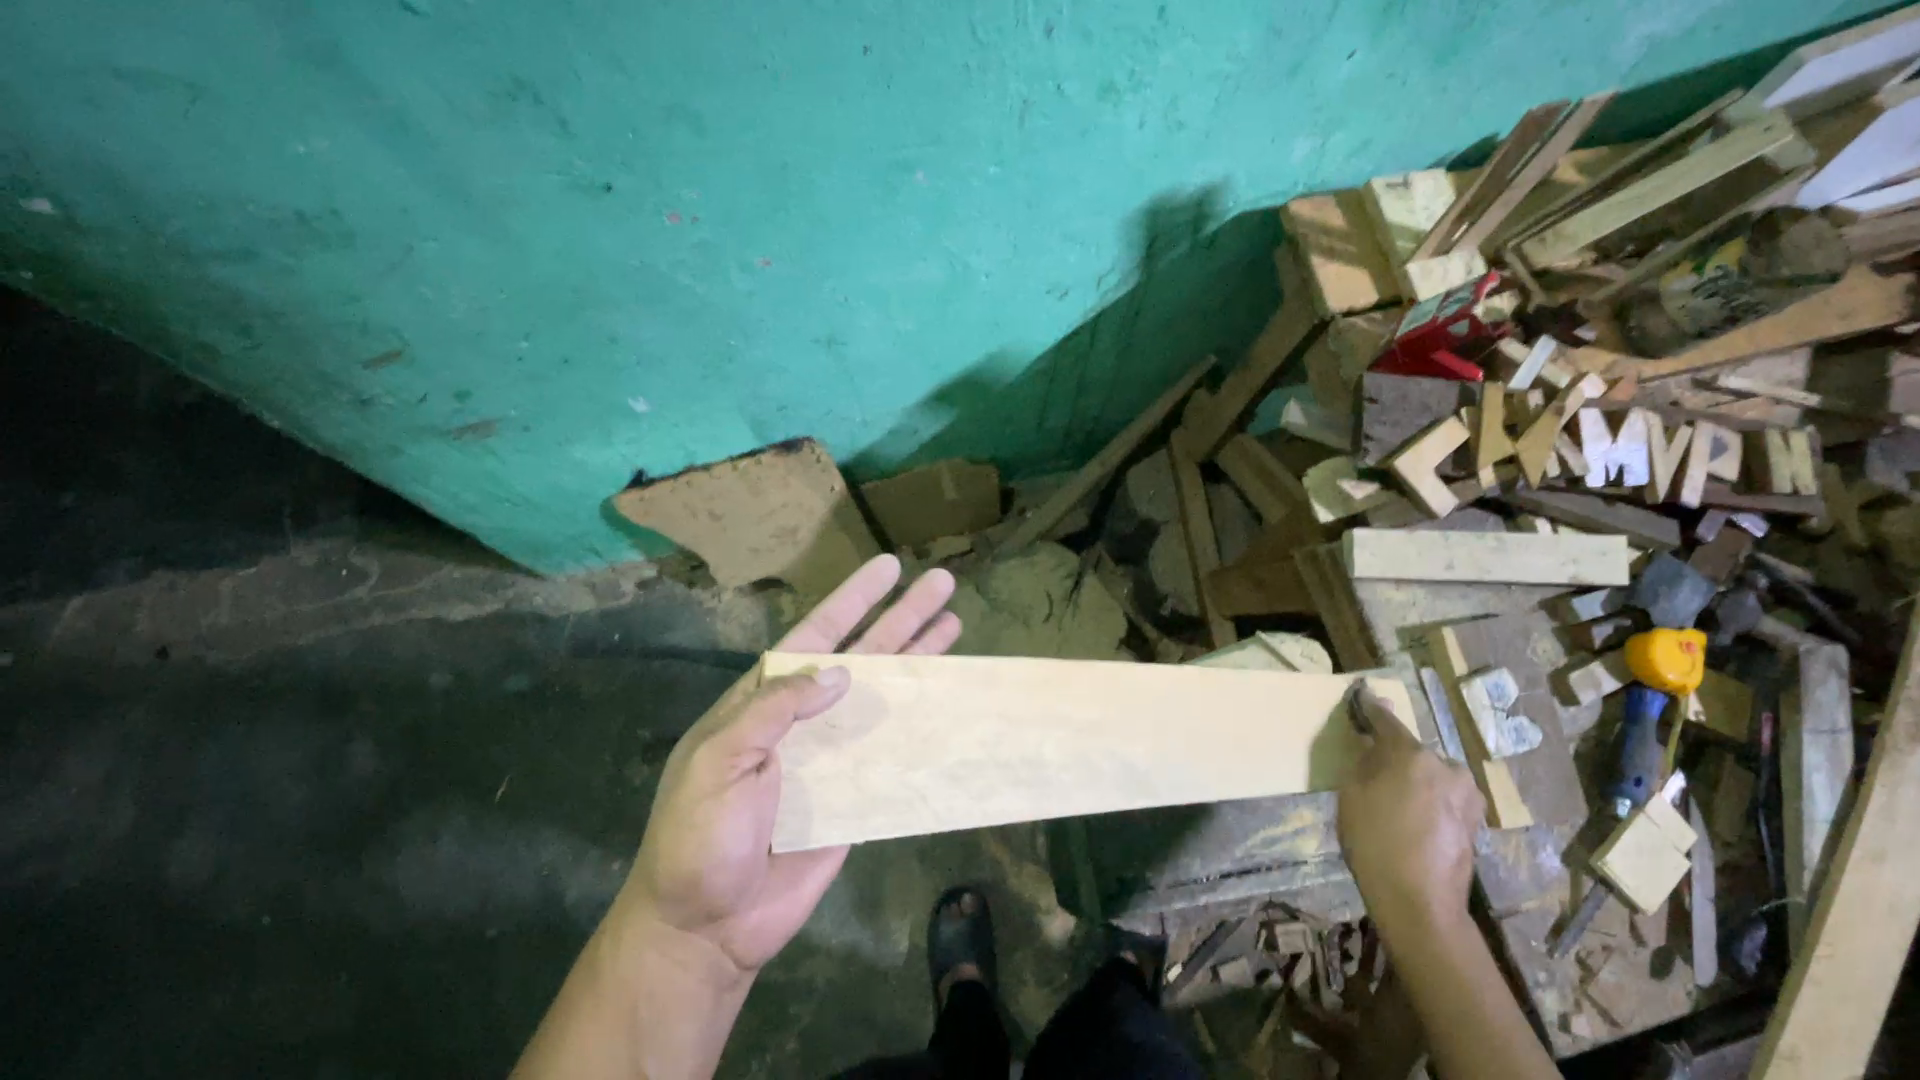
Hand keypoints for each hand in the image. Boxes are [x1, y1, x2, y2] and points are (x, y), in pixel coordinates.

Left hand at [622, 554, 960, 974]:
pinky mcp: (855, 800)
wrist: (708, 926)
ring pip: (885, 700)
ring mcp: (832, 760)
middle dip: (902, 620)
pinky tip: (950, 707)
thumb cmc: (699, 838)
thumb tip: (840, 671)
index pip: (815, 638)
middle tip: (943, 584)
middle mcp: (803, 723)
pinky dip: (924, 730)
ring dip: (919, 664)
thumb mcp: (718, 761)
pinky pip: (895, 755)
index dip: (853, 601)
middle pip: (863, 658)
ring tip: (956, 627)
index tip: (888, 568)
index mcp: (763, 704)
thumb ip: (773, 710)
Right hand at [1337, 686, 1483, 933]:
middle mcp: (1447, 765)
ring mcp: (1466, 794)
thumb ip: (1364, 761)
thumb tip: (1372, 742)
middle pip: (1412, 752)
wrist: (1419, 901)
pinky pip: (1444, 797)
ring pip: (1432, 775)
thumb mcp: (1351, 796)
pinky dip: (1428, 800)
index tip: (1362, 695)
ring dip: (1414, 780)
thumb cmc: (1374, 843)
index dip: (1370, 708)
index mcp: (1413, 754)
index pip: (1386, 720)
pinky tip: (1413, 820)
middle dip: (1394, 755)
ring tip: (1394, 800)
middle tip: (1373, 768)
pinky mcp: (1474, 820)